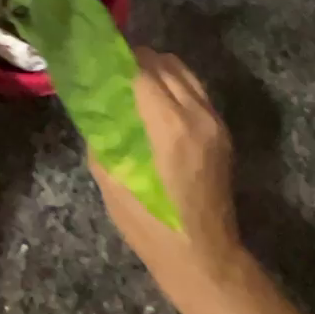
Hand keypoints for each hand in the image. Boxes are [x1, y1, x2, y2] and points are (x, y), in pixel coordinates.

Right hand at [90, 48, 246, 293]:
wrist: (205, 257)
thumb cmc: (151, 223)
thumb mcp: (111, 179)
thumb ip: (102, 135)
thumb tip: (93, 105)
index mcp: (170, 126)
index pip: (143, 71)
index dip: (117, 59)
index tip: (95, 56)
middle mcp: (197, 115)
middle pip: (165, 63)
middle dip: (136, 59)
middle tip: (110, 69)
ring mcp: (214, 122)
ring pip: (184, 71)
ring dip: (157, 68)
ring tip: (132, 81)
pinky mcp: (221, 131)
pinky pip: (195, 90)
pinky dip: (174, 83)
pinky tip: (154, 100)